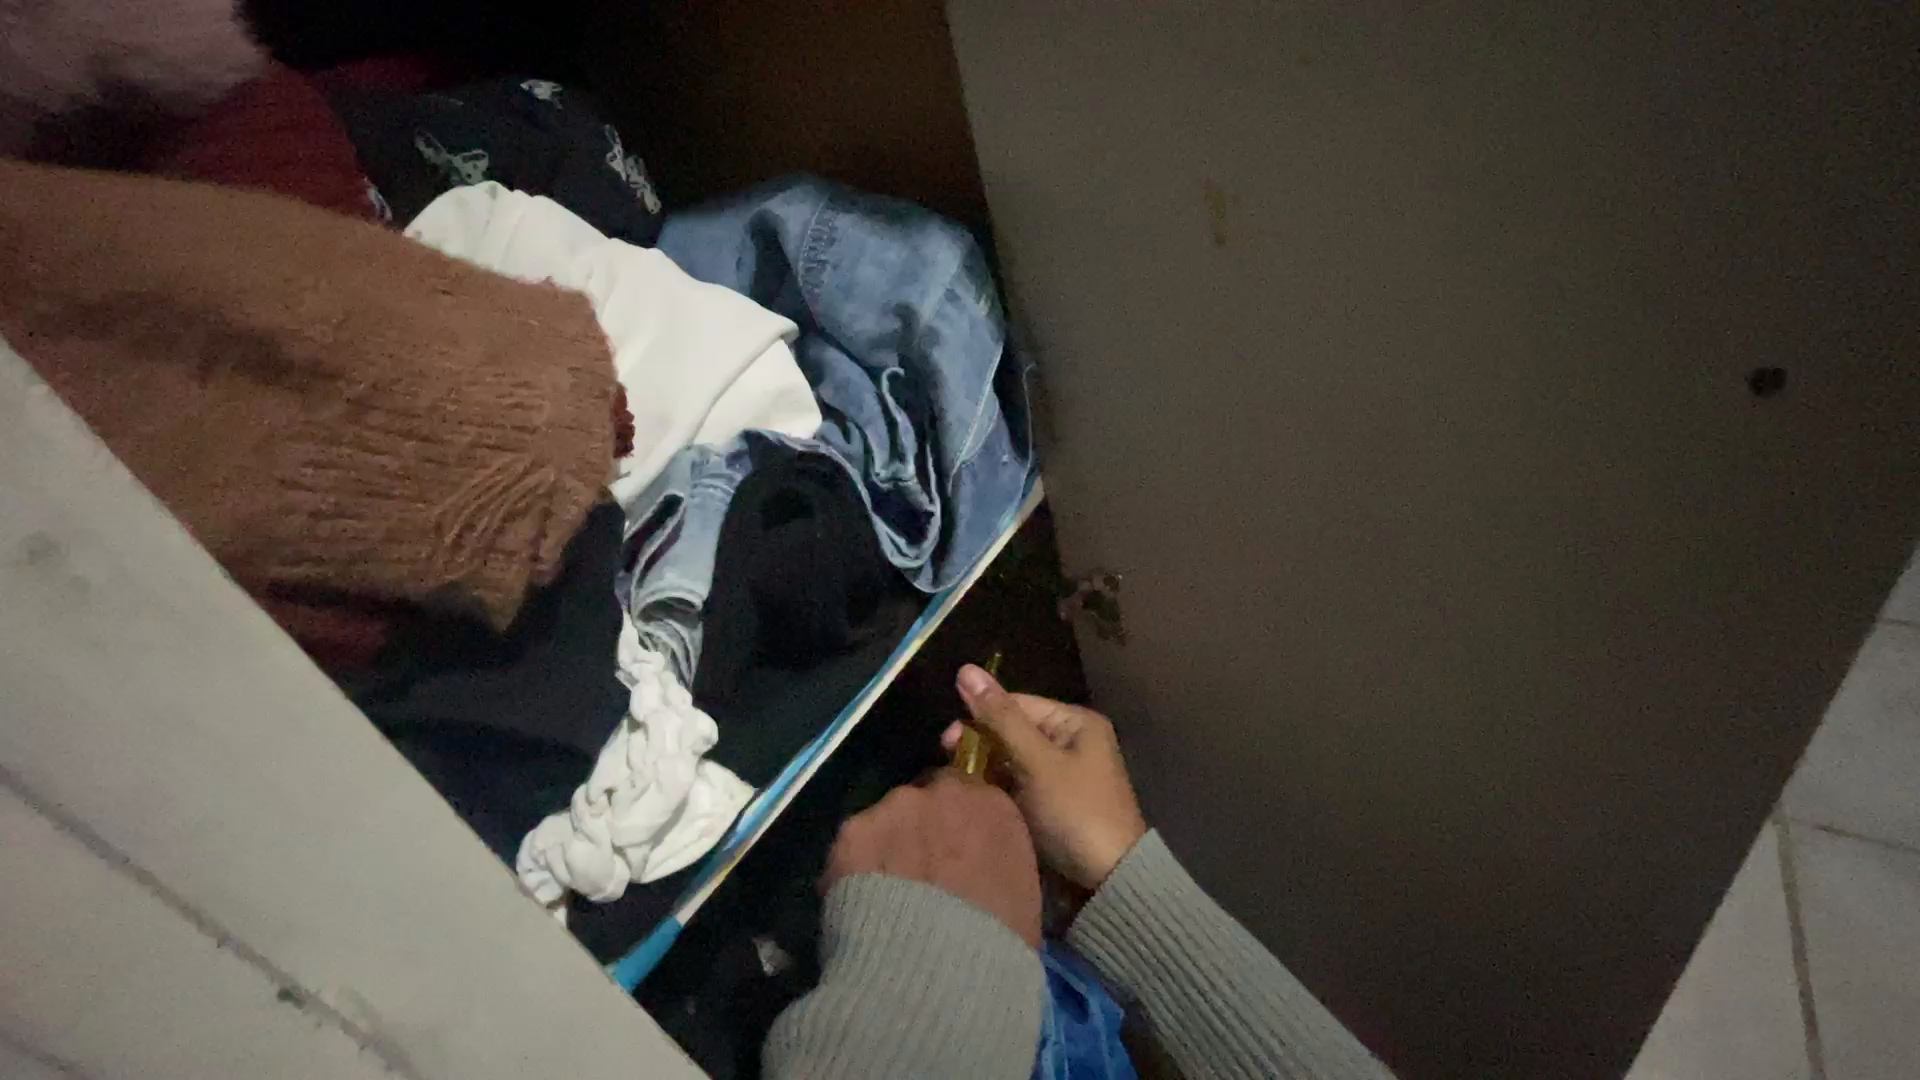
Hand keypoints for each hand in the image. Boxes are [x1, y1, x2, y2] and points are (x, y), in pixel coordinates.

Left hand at [821, 770, 1042, 947]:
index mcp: (994, 807)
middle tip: (917, 874)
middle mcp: (944, 793)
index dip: (957, 826)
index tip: (952, 855)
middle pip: (926, 799)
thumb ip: (997, 868)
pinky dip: (853, 870)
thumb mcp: (1021, 900)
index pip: (971, 798)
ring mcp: (895, 808)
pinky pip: (853, 847)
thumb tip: (977, 877)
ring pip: (887, 819)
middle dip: (920, 829)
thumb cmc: (997, 944)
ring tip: (883, 895)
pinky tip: (857, 906)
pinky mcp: (852, 832)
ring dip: (887, 846)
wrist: (939, 970)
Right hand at [946, 667, 1148, 889]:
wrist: (1110, 882)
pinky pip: (1018, 786)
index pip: (1017, 704)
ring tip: (959, 785)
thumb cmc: (1076, 811)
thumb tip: (965, 669)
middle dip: (981, 744)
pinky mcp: (1054, 805)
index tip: (948, 740)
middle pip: (1013, 731)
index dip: (980, 716)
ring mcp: (1063, 776)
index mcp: (1075, 723)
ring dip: (987, 770)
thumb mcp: (1037, 760)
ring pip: (1012, 761)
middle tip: (950, 763)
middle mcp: (1071, 742)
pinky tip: (977, 801)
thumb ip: (1000, 717)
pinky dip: (999, 791)